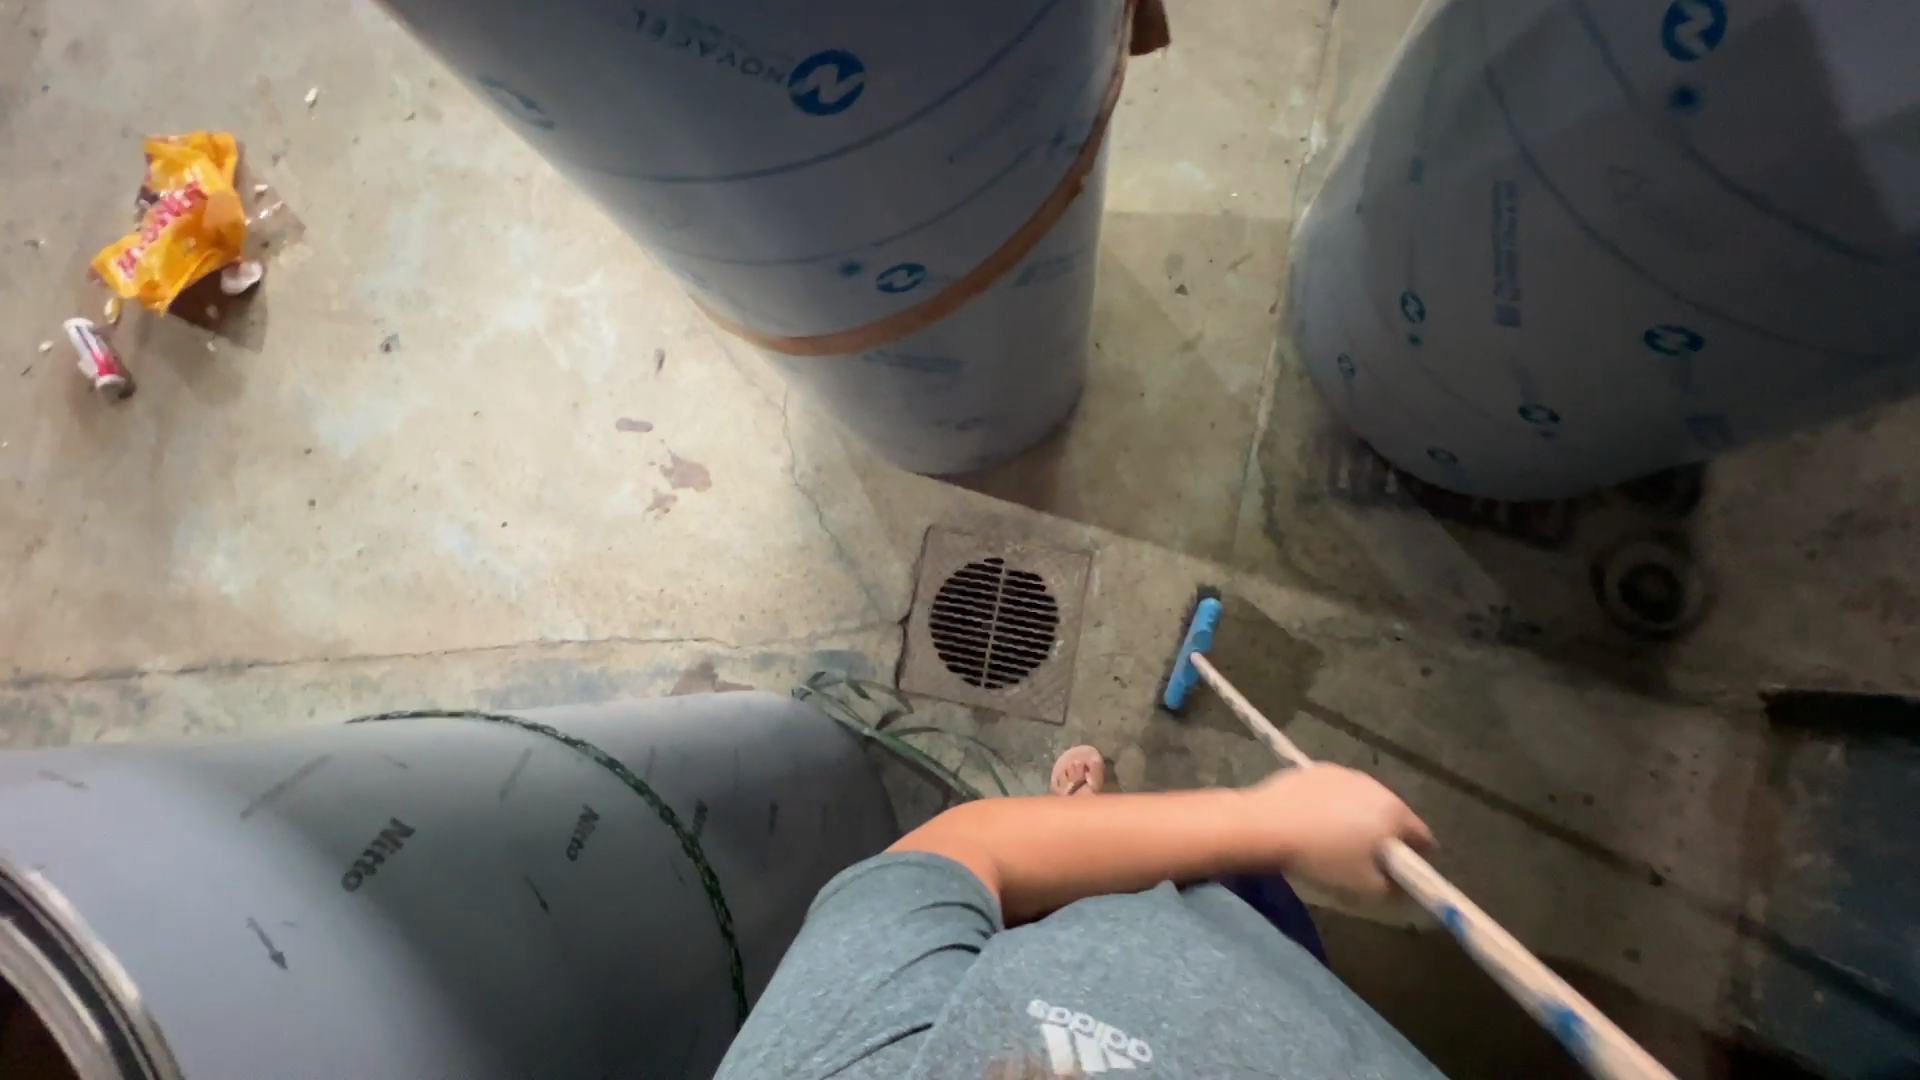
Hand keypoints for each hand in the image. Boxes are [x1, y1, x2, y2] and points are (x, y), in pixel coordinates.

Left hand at [1242, 764, 1433, 895]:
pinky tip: (1316, 818)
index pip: (1421, 835)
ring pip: (1362, 798)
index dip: (1418, 855)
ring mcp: (1341, 772)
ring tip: (1340, 836)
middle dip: (1386, 832)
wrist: (1266, 823)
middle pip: (1391, 812)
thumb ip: (1392, 887)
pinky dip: (1333, 802)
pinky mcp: (1314, 768)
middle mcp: (1372, 784)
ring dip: (1359, 814)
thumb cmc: (1322, 856)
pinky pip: (1334, 789)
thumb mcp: (1364, 884)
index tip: (1407, 869)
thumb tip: (1399, 885)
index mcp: (1393, 810)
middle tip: (1371, 855)